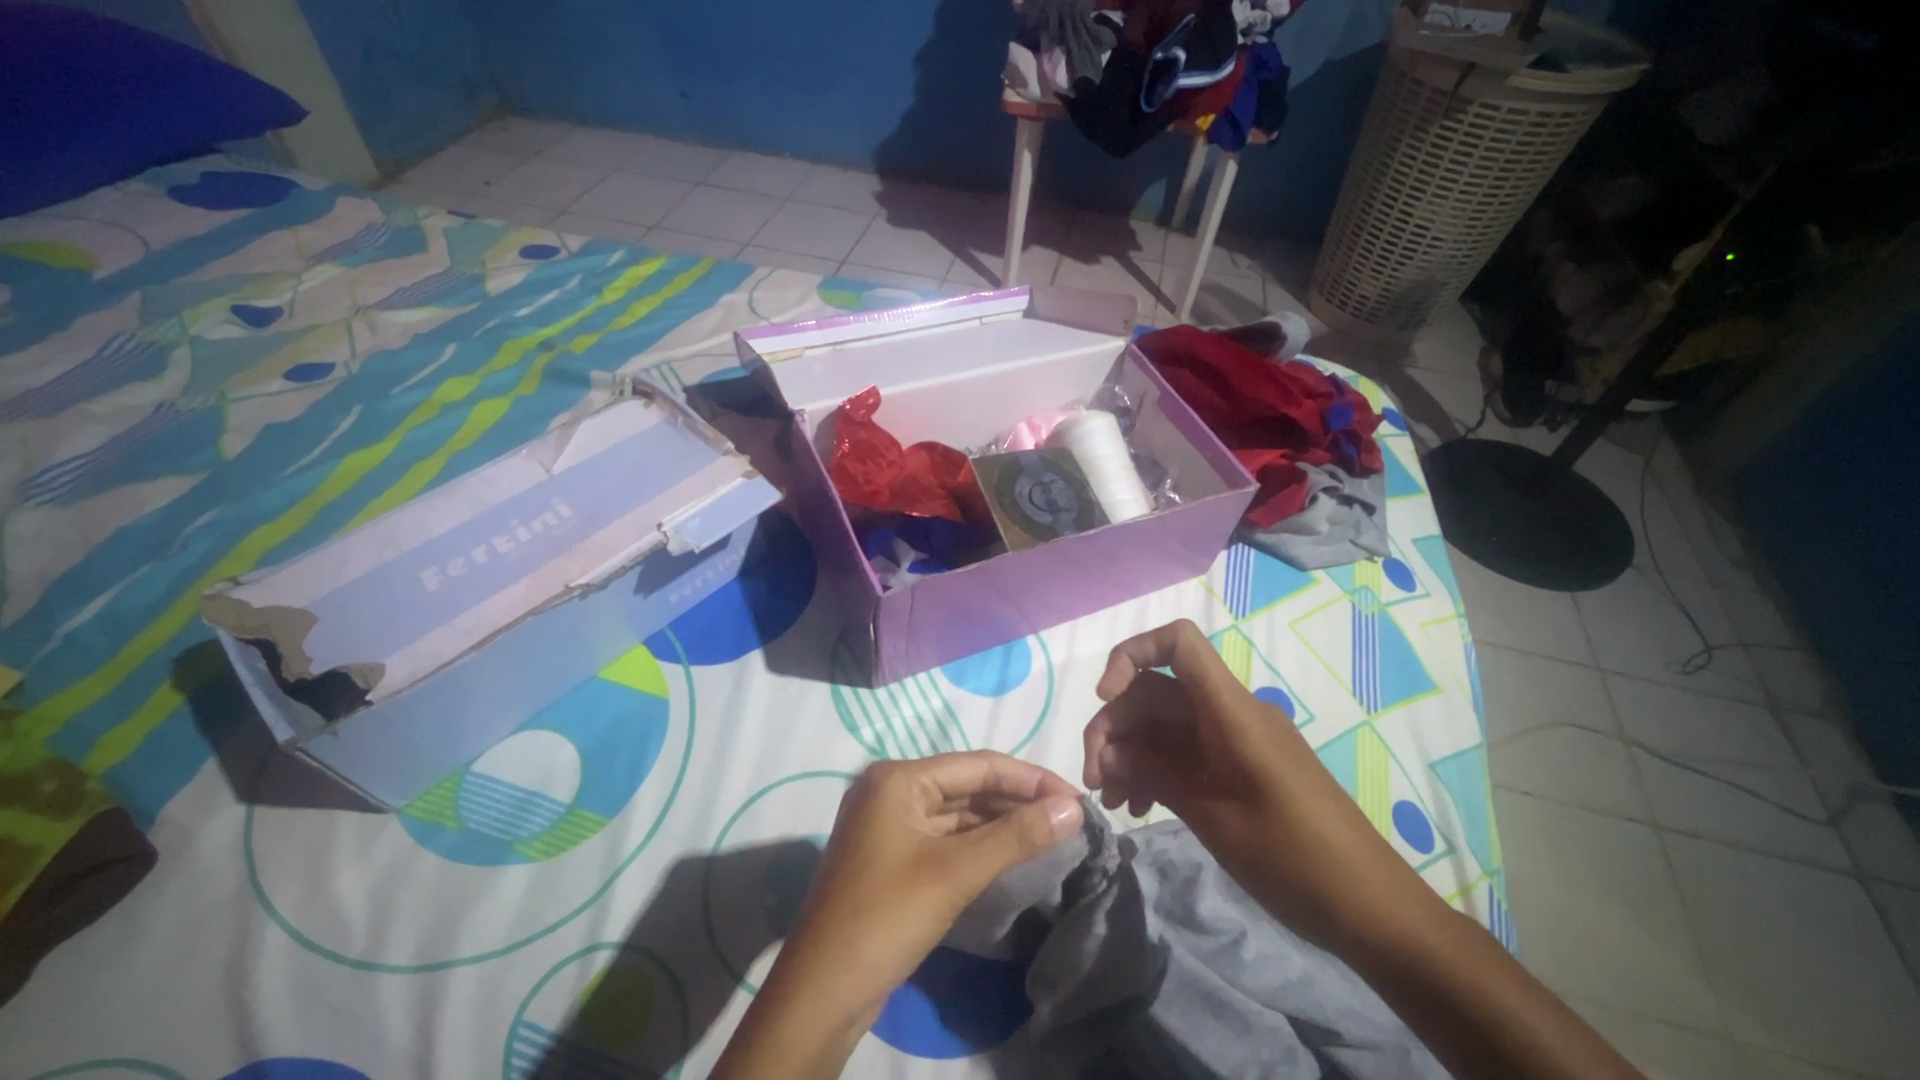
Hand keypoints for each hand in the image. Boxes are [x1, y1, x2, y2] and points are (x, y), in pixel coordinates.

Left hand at [768, 752, 1083, 1021]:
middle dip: (1019, 800)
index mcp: (897, 779)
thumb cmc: (887, 916)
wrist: (823, 989)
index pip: (979, 765)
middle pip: (968, 785)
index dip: (1031, 779)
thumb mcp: (957, 871)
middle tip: (1072, 817)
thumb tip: (1074, 807)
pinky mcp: (892, 857)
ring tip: (1054, 833)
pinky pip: (946, 838)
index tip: (1078, 797)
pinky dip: (980, 844)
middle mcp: (890, 790)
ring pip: (958, 813)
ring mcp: (888, 825)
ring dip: (1002, 823)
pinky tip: (1014, 853)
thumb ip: (1017, 835)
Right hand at [1083, 619, 1436, 950]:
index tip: (1105, 701)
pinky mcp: (1242, 768)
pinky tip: (1142, 807)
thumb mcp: (1211, 816)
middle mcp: (1233, 714)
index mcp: (1231, 712)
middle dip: (1117, 728)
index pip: (1178, 643)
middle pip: (1157, 692)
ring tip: (1115, 802)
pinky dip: (1159, 771)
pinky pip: (1188, 752)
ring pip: (1167, 726)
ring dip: (1133, 754)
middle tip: (1096, 783)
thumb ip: (1154, 774)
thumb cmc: (1292, 857)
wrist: (1369, 904)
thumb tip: (1109, 752)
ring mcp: (1239, 741)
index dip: (1131, 655)